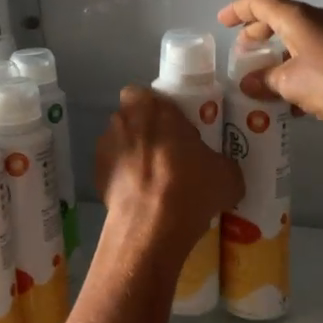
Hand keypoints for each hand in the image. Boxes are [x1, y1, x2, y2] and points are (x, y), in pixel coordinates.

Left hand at [96, 87, 242, 255]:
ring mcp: (105, 147)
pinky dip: (124, 180)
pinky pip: (113, 170)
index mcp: (153, 107)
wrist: (151, 229)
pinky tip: (142, 200)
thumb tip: (220, 169)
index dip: (157, 109)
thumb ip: (220, 161)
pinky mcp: (96, 175)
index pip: (145, 94)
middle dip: (145, 132)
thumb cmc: (190, 188)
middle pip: (132, 118)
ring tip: (155, 183)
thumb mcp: (227, 175)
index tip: (174, 128)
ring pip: (120, 143)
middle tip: (168, 154)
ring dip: (133, 156)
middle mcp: (123, 120)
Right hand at [217, 0, 322, 145]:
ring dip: (277, 55)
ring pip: (297, 38)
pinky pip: (314, 53)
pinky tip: (294, 99)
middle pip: (278, 18)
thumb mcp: (292, 86)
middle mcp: (317, 19)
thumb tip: (248, 83)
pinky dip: (297, 67)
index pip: (259, 2)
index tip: (221, 22)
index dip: (237, 10)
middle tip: (241, 53)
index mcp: (298, 18)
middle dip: (256, 34)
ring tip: (264, 81)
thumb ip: (265, 81)